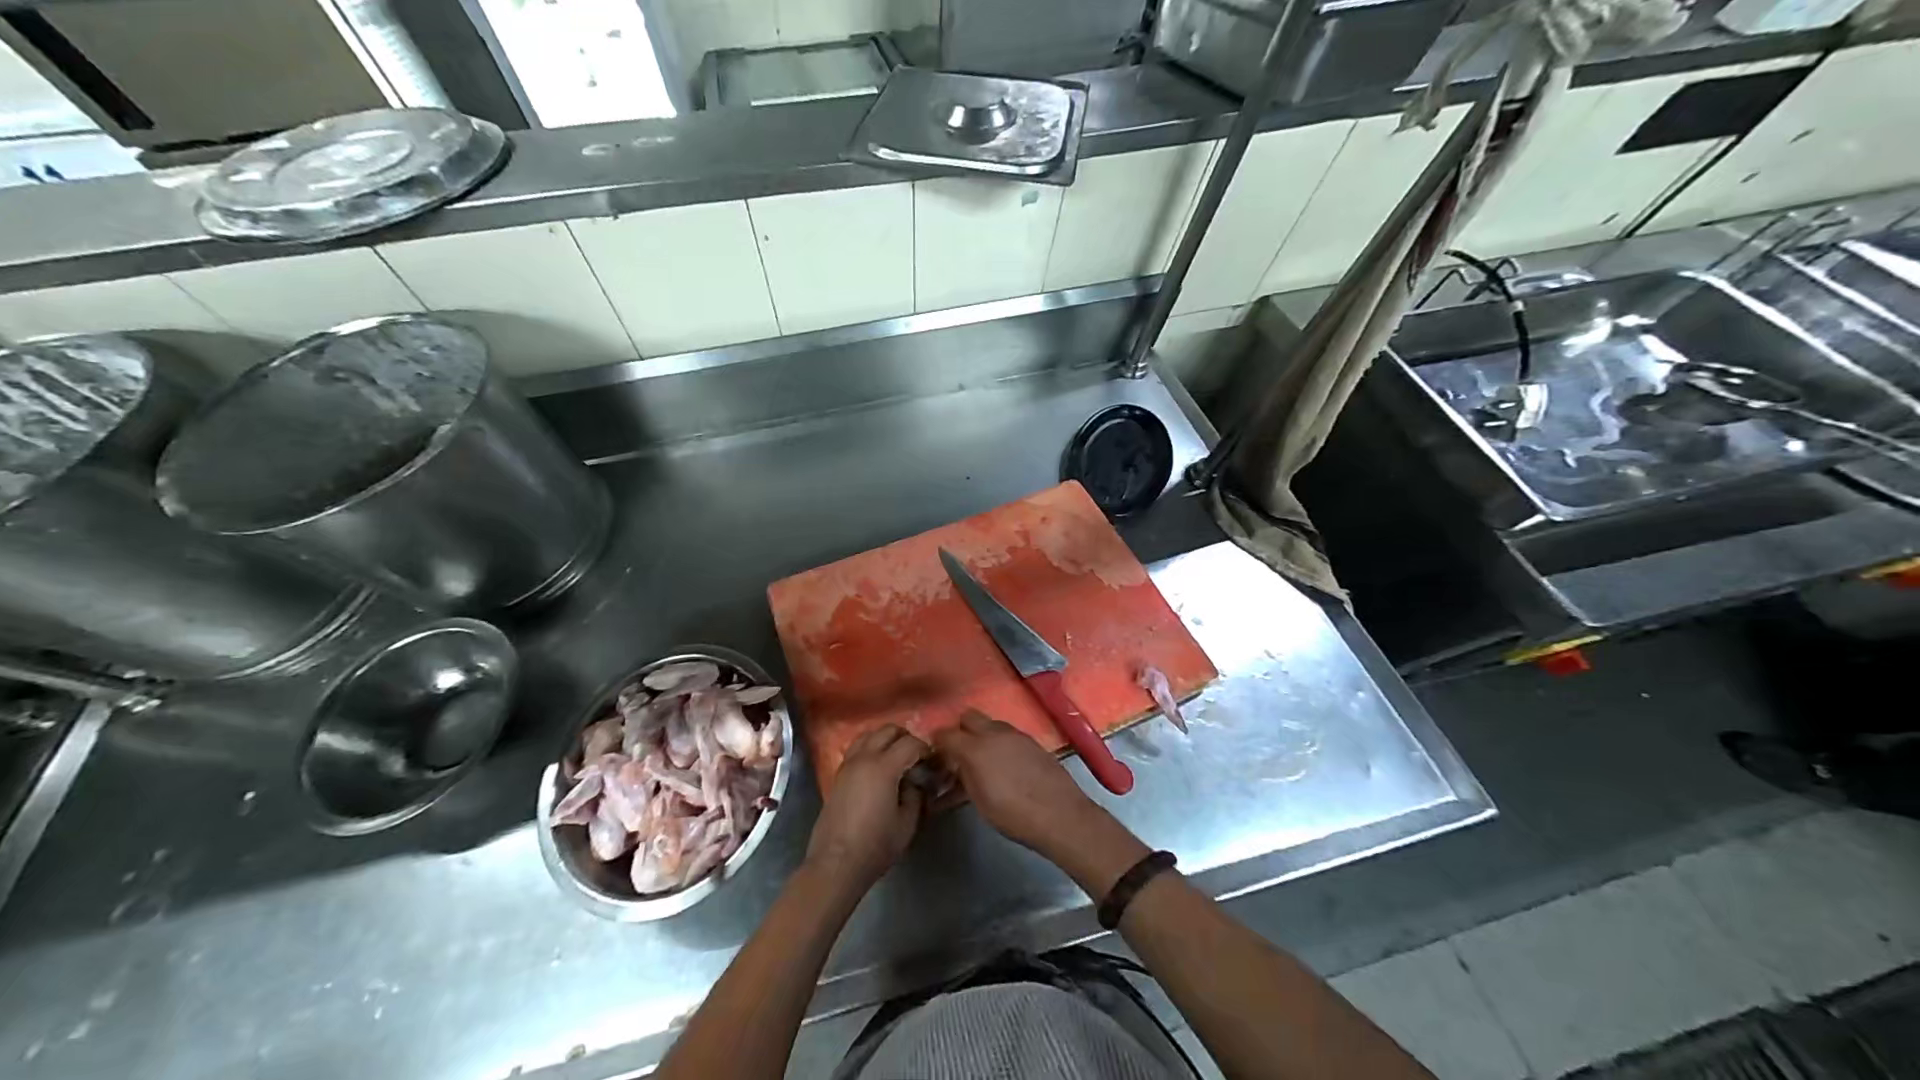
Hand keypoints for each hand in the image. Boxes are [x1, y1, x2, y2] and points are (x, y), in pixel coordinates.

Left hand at [805, 725, 929, 894]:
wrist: (837, 863)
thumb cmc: (876, 845)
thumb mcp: (907, 823)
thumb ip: (915, 796)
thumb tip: (915, 783)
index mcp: (883, 767)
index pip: (910, 743)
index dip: (925, 748)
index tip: (932, 761)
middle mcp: (863, 758)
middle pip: (887, 730)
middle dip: (905, 737)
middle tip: (916, 756)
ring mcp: (847, 765)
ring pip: (868, 735)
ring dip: (885, 740)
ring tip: (896, 758)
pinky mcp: (838, 775)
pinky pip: (856, 749)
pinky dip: (870, 748)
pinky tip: (878, 769)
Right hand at [934, 712, 1144, 890]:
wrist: (1060, 815)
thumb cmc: (1013, 814)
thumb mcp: (978, 800)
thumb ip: (963, 777)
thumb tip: (954, 767)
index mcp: (975, 748)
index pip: (945, 734)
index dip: (937, 744)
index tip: (936, 756)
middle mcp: (994, 733)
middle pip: (968, 718)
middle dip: (960, 731)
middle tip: (959, 754)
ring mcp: (1016, 734)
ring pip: (990, 724)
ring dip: (982, 736)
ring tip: (983, 761)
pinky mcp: (1032, 741)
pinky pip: (1008, 734)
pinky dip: (1000, 743)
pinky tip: (1005, 764)